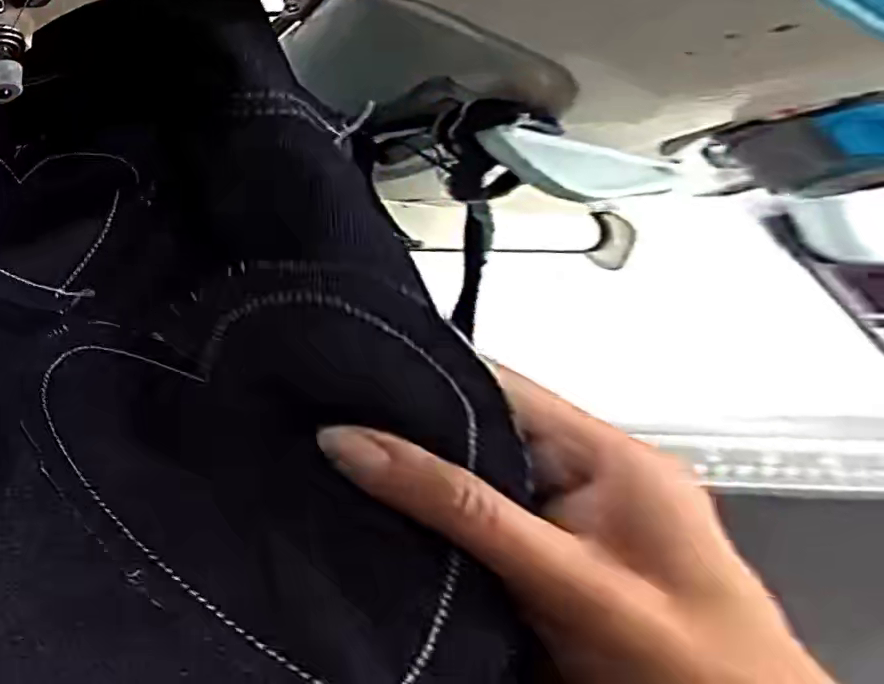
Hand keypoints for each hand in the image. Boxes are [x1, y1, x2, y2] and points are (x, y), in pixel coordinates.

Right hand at [316, 366, 832, 683]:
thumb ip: (460, 507)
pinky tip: (364, 505)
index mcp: (605, 455)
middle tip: (320, 424)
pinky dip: (407, 511)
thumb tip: (346, 440)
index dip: (410, 371)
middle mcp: (573, 475)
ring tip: (326, 456)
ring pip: (447, 470)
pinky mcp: (522, 557)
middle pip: (459, 423)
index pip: (486, 381)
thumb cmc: (702, 681)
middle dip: (391, 426)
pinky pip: (448, 513)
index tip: (338, 376)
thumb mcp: (573, 582)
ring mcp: (547, 518)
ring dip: (395, 471)